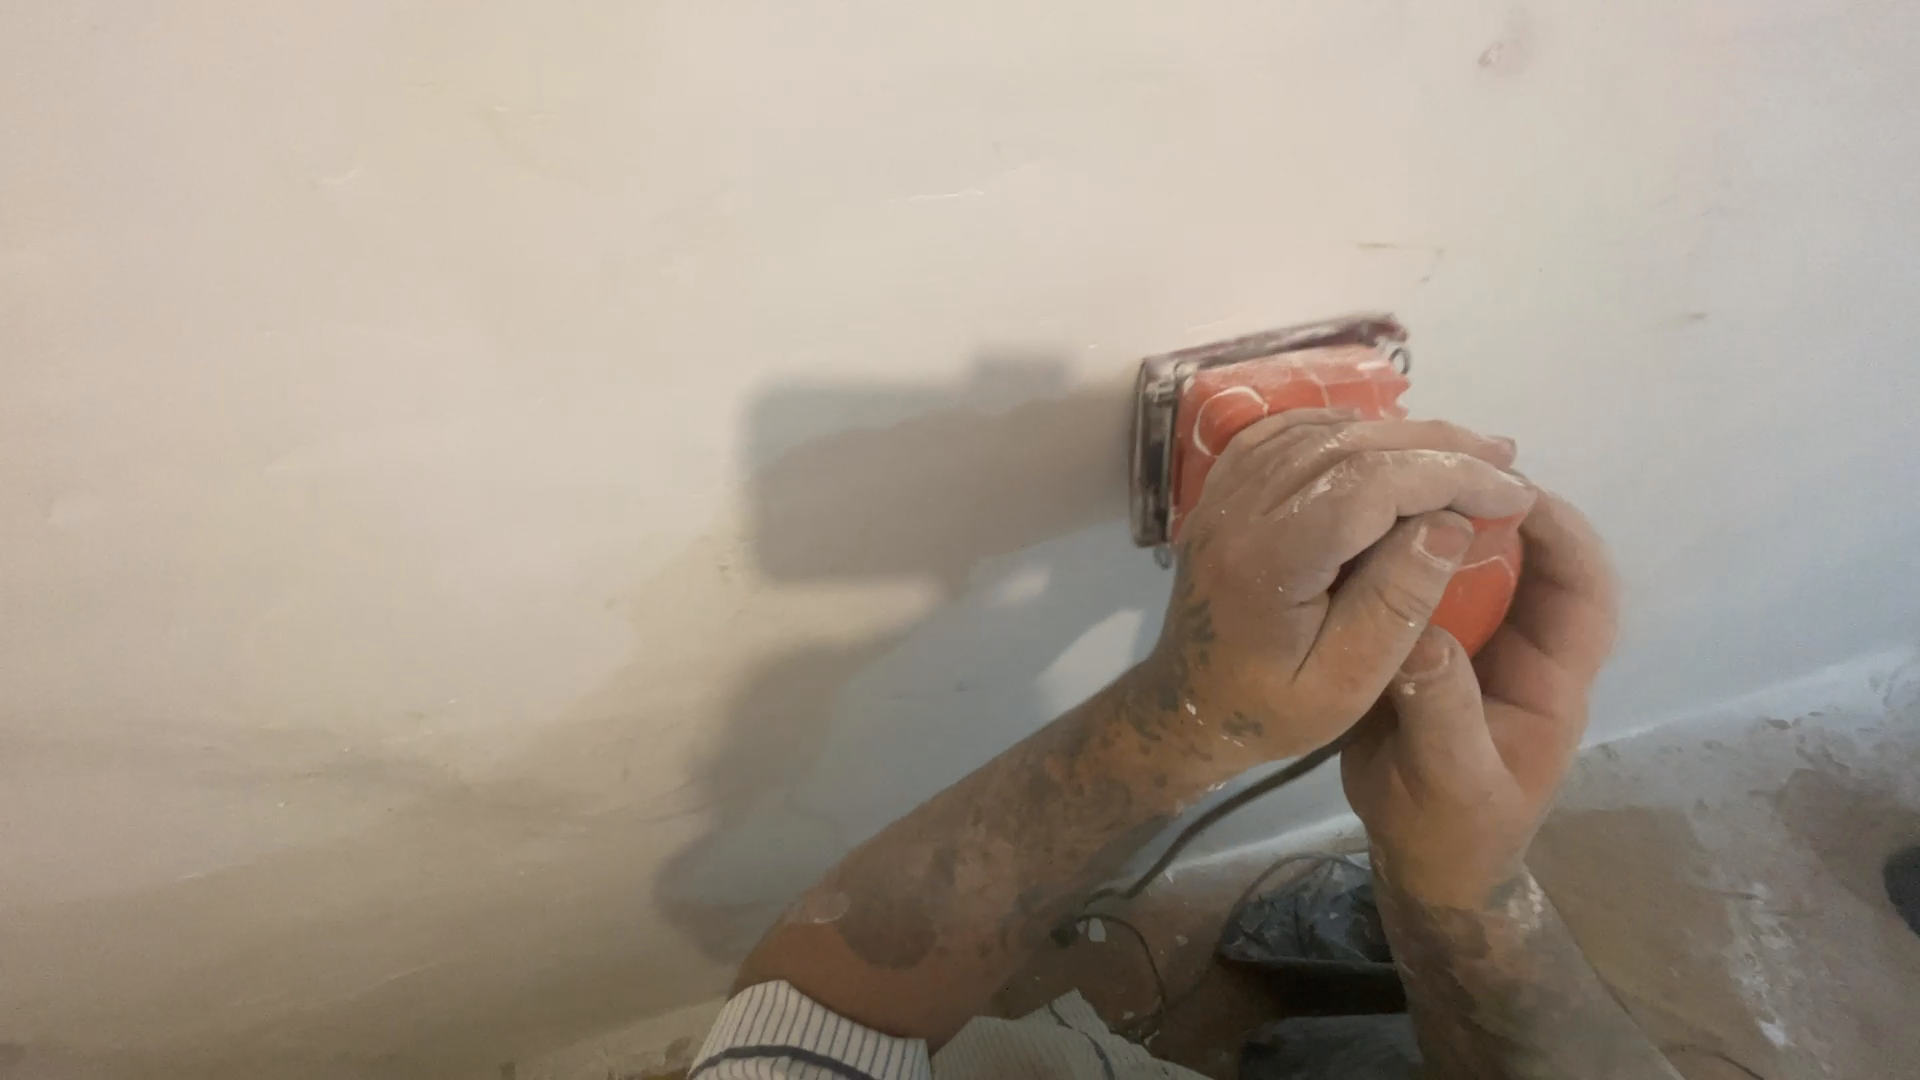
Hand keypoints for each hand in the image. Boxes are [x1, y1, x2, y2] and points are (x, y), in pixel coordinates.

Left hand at [1133, 409, 1535, 775]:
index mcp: (1266, 563)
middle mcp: (1233, 517)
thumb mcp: (1346, 683)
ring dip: (1389, 433)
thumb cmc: (1270, 709)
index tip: (1511, 492)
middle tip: (1502, 459)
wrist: (1187, 704)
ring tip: (1456, 450)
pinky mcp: (1216, 501)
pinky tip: (1374, 441)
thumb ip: (1396, 602)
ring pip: (1309, 436)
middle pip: (1341, 449)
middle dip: (1431, 445)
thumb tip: (1447, 522)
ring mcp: (1217, 503)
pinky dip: (1330, 430)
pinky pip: (1273, 441)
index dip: (1447, 476)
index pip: (1365, 487)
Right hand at [1341, 491, 1617, 908]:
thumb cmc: (1453, 826)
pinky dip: (1397, 565)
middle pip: (1525, 567)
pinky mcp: (1419, 654)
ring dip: (1439, 533)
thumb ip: (1442, 710)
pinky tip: (1355, 544)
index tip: (1514, 490)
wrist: (1418, 856)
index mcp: (1548, 679)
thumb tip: (1418, 636)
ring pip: (1467, 576)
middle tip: (1436, 472)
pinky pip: (1416, 597)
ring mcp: (1465, 651)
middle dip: (1494, 515)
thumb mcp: (1451, 776)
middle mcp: (1513, 652)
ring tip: (1391, 495)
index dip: (1564, 535)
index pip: (1583, 592)